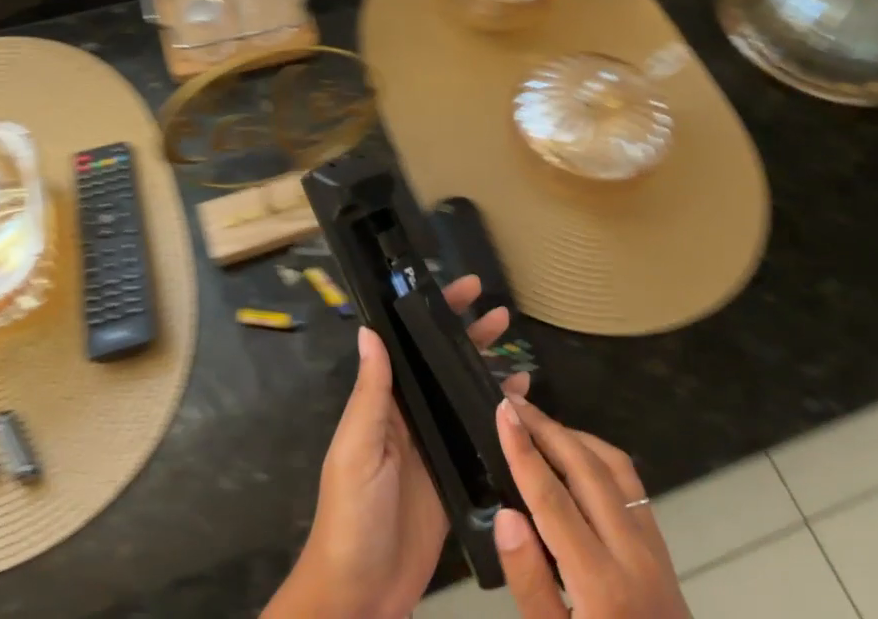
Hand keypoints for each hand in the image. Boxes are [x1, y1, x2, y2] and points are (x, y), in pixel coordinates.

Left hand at [265, 275, 526, 618]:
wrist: (361, 591)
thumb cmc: (353, 514)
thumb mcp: (358, 449)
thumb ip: (372, 394)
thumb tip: (370, 330)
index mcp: (382, 408)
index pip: (409, 350)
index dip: (433, 317)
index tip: (461, 289)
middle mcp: (409, 422)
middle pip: (441, 370)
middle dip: (468, 339)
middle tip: (500, 314)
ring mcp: (434, 451)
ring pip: (464, 401)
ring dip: (486, 375)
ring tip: (519, 355)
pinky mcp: (455, 481)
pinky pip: (479, 441)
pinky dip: (500, 421)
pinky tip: (524, 409)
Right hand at [493, 396, 690, 618]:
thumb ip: (530, 582)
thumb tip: (507, 514)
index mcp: (600, 585)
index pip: (553, 500)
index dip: (524, 452)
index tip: (503, 412)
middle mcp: (633, 555)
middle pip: (589, 470)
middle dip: (548, 429)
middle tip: (513, 404)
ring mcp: (654, 549)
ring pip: (616, 468)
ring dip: (576, 437)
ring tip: (538, 423)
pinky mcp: (662, 550)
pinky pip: (631, 485)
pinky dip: (600, 456)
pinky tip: (577, 457)